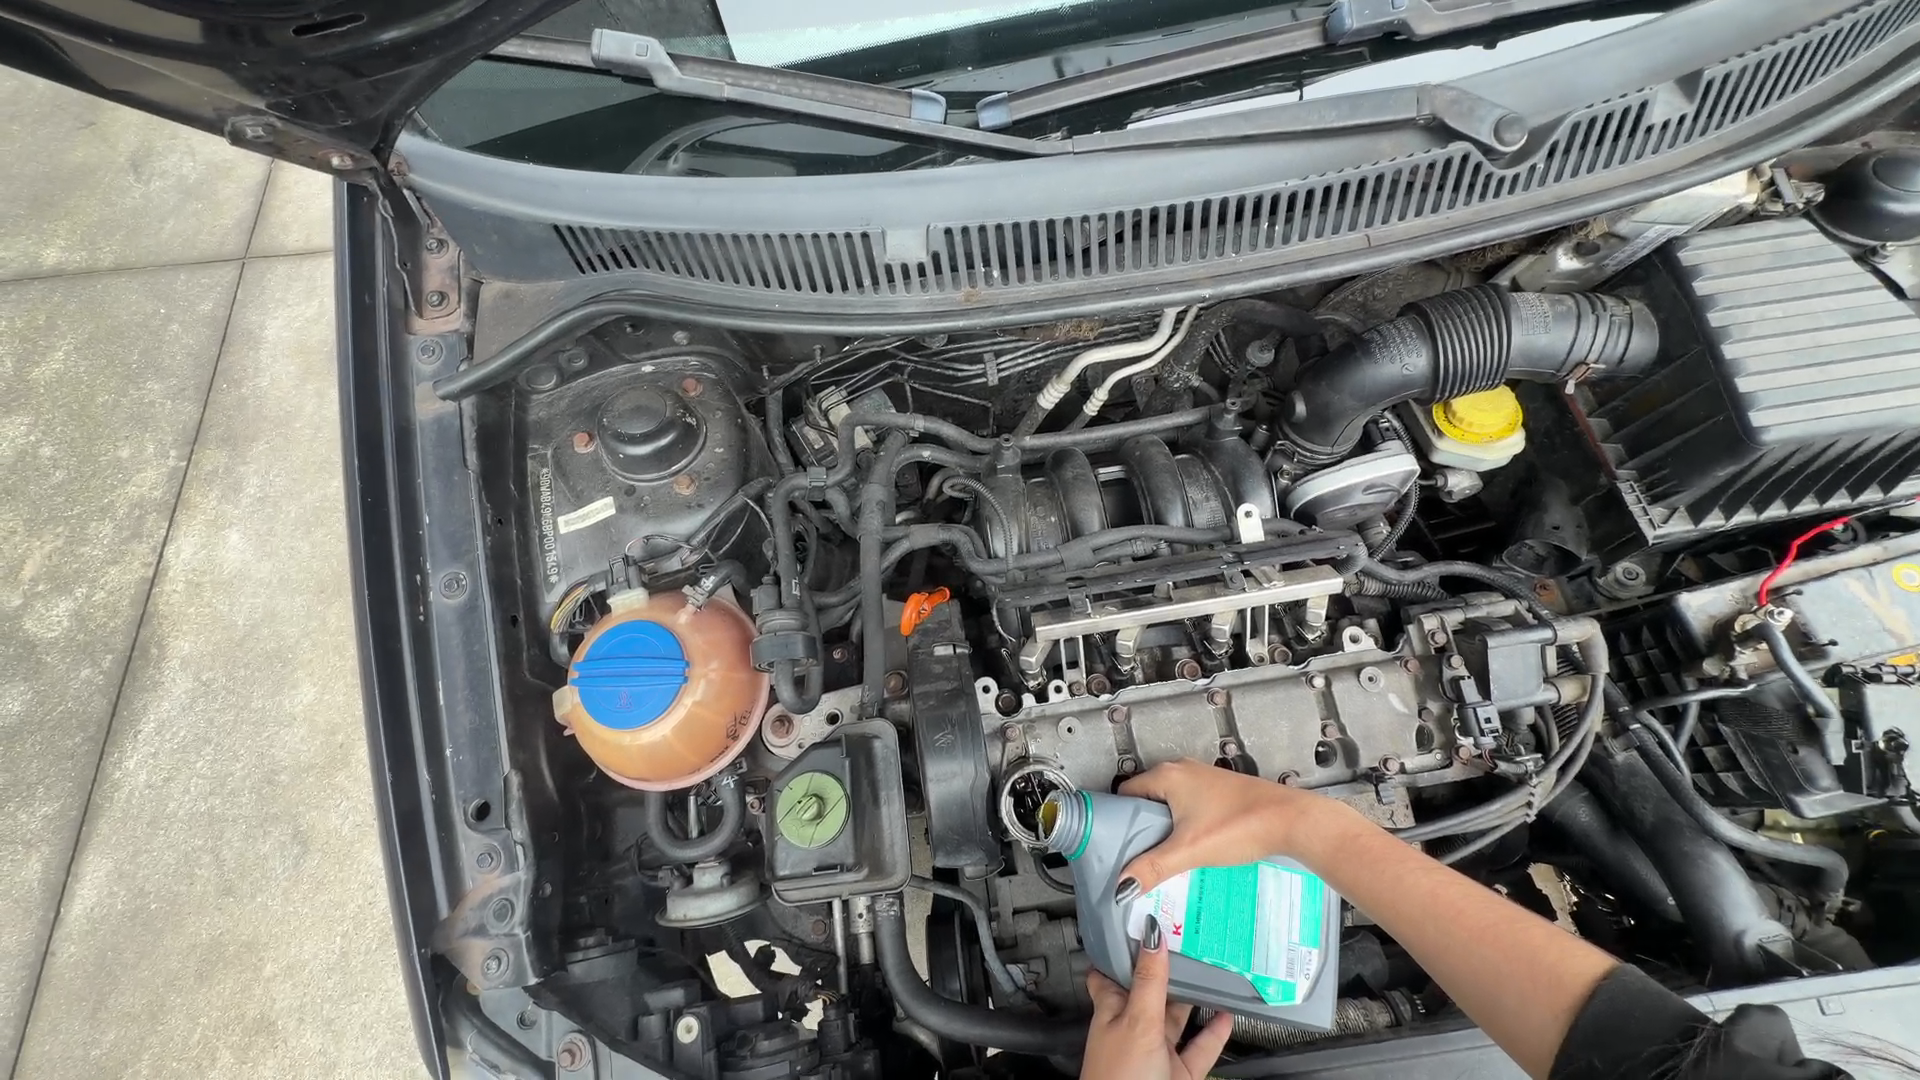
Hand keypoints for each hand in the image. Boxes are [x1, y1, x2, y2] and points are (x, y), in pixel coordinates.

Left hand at [1082, 914, 1232, 1079]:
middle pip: (1149, 990)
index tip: (1139, 922)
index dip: (1121, 949)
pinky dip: (1214, 1032)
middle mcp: (1131, 1026)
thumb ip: (1148, 980)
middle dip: (1165, 969)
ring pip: (1176, 1017)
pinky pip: (1199, 1048)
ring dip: (1192, 997)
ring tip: (1210, 969)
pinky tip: (1227, 1015)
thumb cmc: (1121, 1078)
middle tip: (1185, 940)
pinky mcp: (1179, 1075)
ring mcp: (1156, 1051)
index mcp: (1111, 1009)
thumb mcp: (1137, 1021)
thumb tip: (1151, 933)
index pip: (1110, 970)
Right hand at [1115, 759, 1366, 898]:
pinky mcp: (1218, 790)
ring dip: (1163, 826)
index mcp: (1166, 775)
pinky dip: (1182, 823)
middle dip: (1139, 826)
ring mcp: (1201, 778)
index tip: (1112, 844)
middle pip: (1145, 797)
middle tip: (1134, 856)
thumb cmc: (1239, 826)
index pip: (1125, 792)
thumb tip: (1121, 886)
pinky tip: (1189, 846)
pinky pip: (1187, 804)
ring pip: (1168, 802)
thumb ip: (1153, 868)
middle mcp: (1181, 770)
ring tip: (1159, 857)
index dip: (1117, 817)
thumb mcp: (1190, 850)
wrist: (1291, 820)